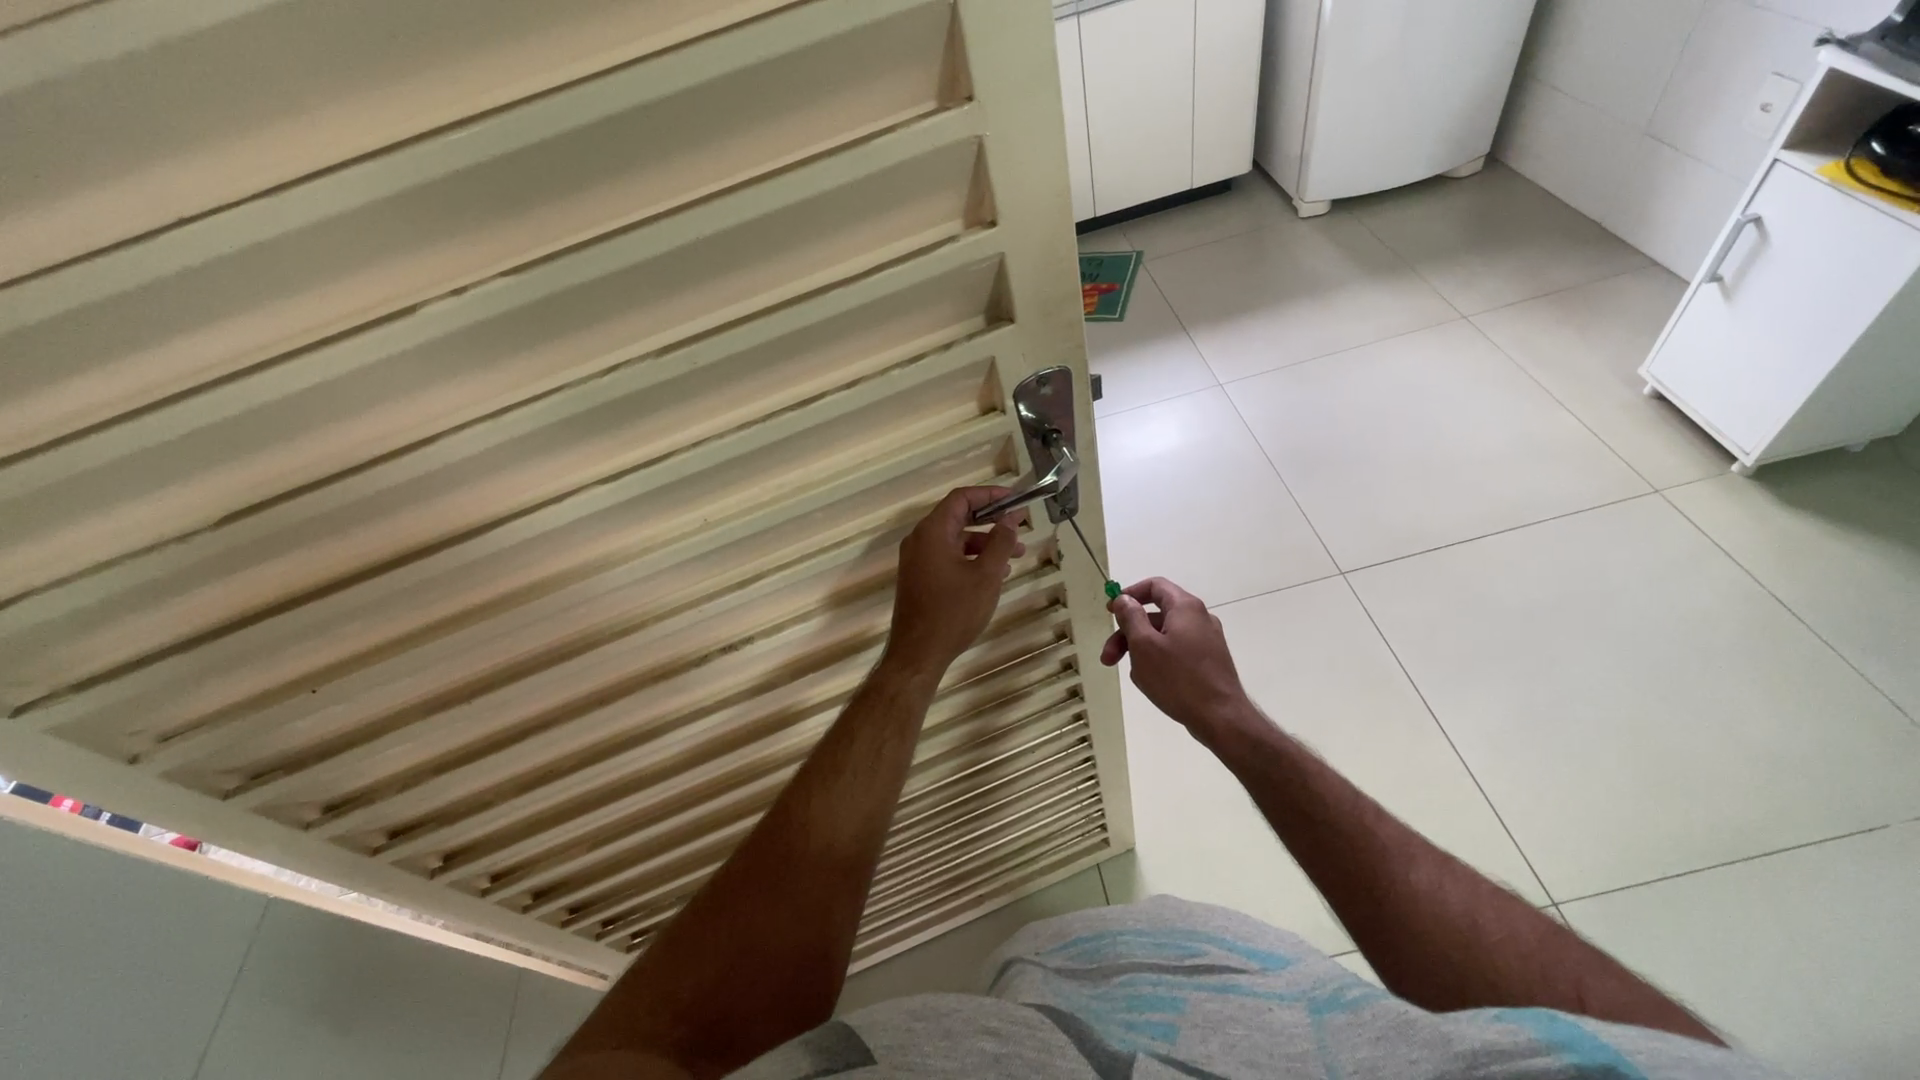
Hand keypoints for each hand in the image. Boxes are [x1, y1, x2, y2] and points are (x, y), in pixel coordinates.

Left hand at [882, 488, 1026, 677]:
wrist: (918, 653)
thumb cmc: (954, 611)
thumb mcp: (986, 575)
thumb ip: (1001, 542)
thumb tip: (1011, 519)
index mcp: (932, 532)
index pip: (962, 498)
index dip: (990, 495)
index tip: (1016, 500)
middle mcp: (920, 540)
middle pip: (958, 517)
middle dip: (991, 520)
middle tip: (1019, 526)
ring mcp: (917, 561)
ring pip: (955, 540)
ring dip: (985, 544)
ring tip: (1016, 556)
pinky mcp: (919, 579)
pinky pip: (948, 558)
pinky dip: (971, 559)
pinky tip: (994, 574)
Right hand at [1100, 578, 1254, 740]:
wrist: (1221, 717)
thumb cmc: (1178, 679)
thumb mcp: (1144, 645)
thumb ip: (1131, 617)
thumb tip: (1124, 599)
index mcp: (1185, 607)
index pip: (1154, 586)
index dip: (1129, 594)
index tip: (1110, 611)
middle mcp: (1199, 618)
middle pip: (1155, 615)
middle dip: (1127, 633)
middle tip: (1109, 658)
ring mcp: (1207, 641)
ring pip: (1164, 636)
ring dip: (1141, 650)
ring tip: (1135, 676)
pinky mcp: (1209, 661)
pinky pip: (1177, 652)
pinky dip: (1159, 660)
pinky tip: (1153, 683)